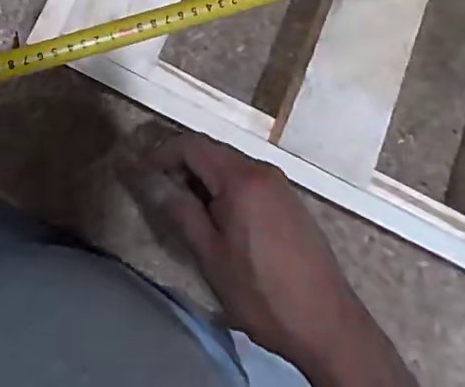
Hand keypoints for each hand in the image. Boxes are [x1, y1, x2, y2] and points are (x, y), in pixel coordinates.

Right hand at [130, 134, 414, 386]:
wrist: (326, 320)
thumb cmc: (262, 293)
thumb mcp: (212, 257)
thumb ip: (182, 212)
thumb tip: (154, 182)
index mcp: (241, 178)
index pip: (192, 145)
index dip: (161, 152)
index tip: (139, 169)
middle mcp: (261, 169)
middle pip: (212, 151)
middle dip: (182, 164)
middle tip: (159, 191)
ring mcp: (279, 182)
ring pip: (230, 165)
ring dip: (204, 178)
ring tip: (186, 209)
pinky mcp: (289, 198)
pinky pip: (248, 179)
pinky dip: (226, 187)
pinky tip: (220, 217)